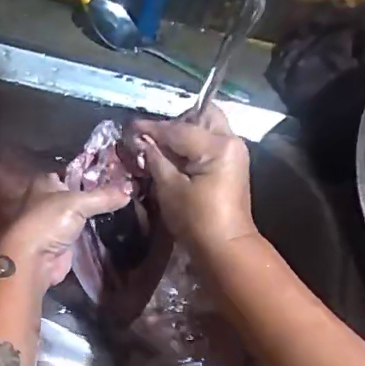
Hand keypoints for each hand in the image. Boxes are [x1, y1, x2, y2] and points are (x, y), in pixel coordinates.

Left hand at [0, 173, 129, 290]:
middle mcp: (49, 200)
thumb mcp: (77, 203)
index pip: (74, 172)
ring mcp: (56, 223)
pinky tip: (115, 226)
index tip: (117, 173)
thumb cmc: (48, 222)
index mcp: (46, 183)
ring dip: (98, 214)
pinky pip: (84, 232)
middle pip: (79, 194)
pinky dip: (96, 231)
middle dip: (99, 194)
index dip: (93, 172)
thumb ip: (103, 196)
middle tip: (126, 191)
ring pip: (82, 214)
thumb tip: (129, 189)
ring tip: (126, 206)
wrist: (34, 260)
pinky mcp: (64, 242)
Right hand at [128, 106, 257, 251]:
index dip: (152, 128)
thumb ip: (155, 159)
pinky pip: (210, 144)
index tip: (130, 127)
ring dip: (184, 133)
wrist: (226, 249)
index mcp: (218, 146)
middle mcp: (231, 141)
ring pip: (207, 128)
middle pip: (202, 116)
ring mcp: (235, 153)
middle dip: (176, 122)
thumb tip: (140, 140)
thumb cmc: (197, 221)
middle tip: (154, 137)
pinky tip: (174, 158)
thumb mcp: (170, 189)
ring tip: (161, 148)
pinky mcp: (232, 165)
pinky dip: (192, 146)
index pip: (179, 129)